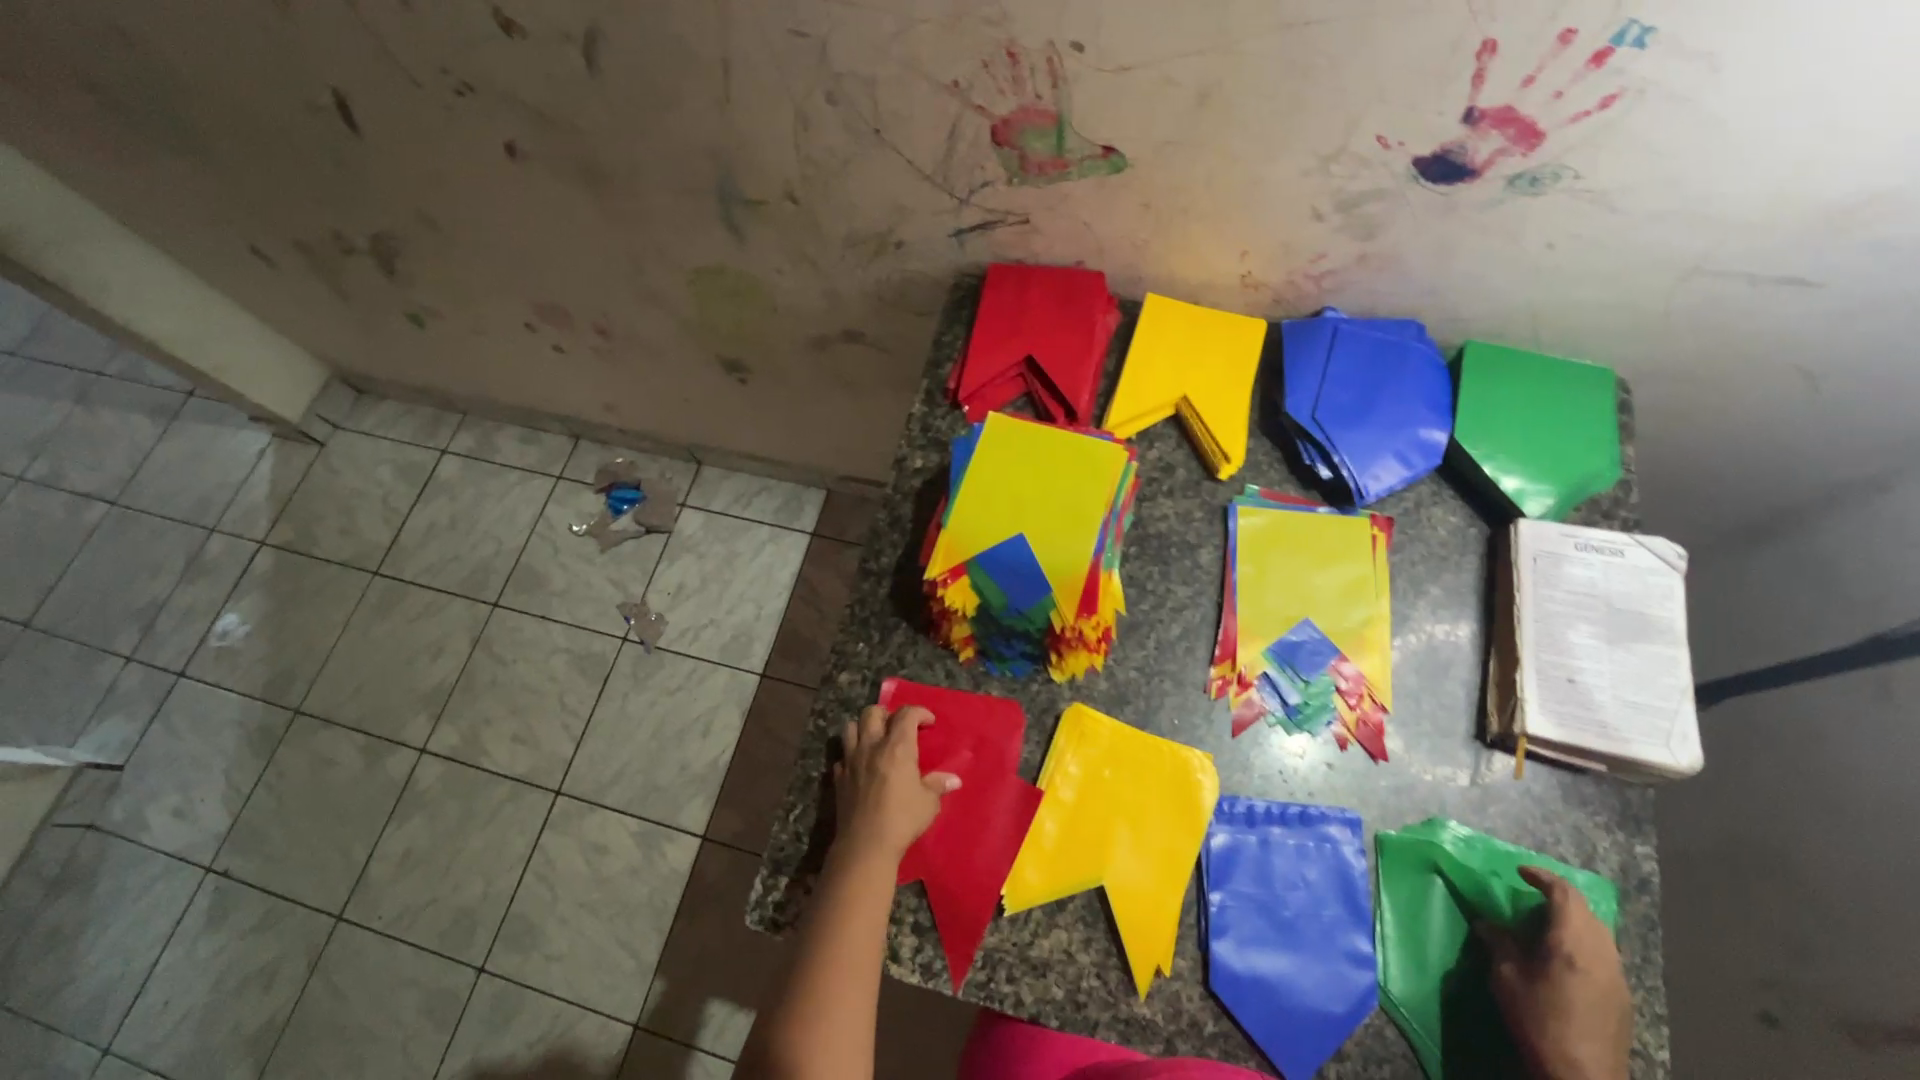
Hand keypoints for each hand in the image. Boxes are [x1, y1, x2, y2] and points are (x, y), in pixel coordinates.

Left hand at [832, 705, 958, 863]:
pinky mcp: (838, 776)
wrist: (865, 844)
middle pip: (872, 712)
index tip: (929, 722)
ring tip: (875, 739)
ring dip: (864, 727)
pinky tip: (861, 766)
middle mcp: (871, 746)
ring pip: (851, 727)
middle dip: (887, 713)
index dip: (920, 712)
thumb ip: (938, 785)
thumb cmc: (902, 819)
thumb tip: (954, 779)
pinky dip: (852, 754)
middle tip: (898, 727)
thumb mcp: (928, 802)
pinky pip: (842, 755)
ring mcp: (851, 760)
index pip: (906, 714)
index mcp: (897, 747)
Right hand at [1480, 866, 1631, 1079]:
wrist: (1582, 1075)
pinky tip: (1563, 960)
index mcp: (1572, 941)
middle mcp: (1602, 951)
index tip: (1521, 872)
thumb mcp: (1507, 979)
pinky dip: (1583, 943)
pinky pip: (1603, 953)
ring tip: (1545, 928)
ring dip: (1573, 921)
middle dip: (1559, 898)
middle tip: (1530, 899)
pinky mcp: (1622, 995)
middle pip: (1586, 910)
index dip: (1543, 877)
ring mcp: (1618, 974)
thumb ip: (1499, 944)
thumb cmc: (1538, 1021)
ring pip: (1598, 932)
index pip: (1565, 893)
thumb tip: (1488, 924)